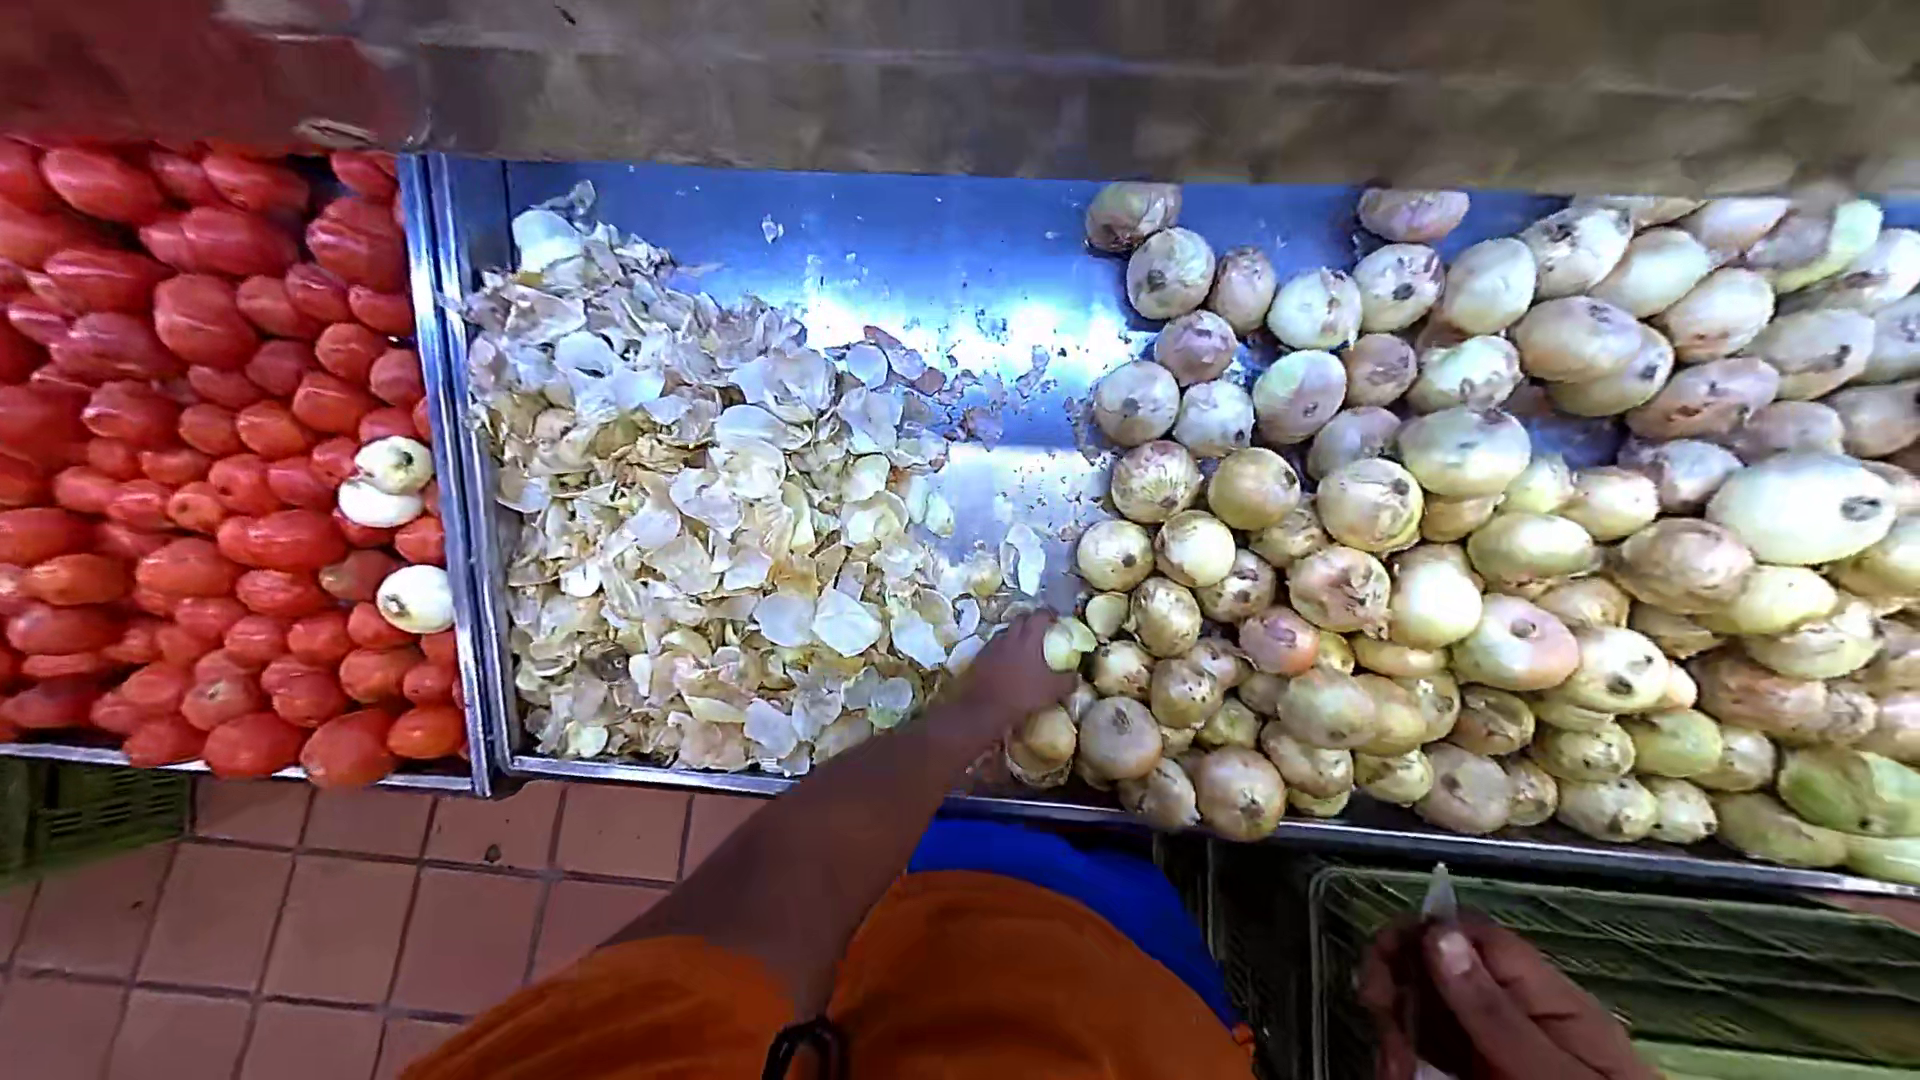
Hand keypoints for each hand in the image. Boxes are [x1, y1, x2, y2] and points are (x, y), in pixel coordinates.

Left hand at [950, 610, 1076, 731]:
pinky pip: (993, 646)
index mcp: (1028, 639)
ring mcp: (991, 646)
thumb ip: (1068, 681)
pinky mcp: (979, 658)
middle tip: (1039, 628)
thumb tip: (1076, 676)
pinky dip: (1001, 649)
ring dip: (1015, 634)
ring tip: (1022, 644)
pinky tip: (1004, 661)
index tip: (1055, 618)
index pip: (1039, 615)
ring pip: (1005, 632)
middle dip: (1030, 619)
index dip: (1048, 613)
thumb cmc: (1022, 695)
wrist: (984, 707)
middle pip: (1020, 618)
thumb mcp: (1052, 691)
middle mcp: (1009, 637)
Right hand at [1359, 917, 1653, 1079]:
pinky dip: (1400, 1060)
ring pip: (1419, 1006)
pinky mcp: (1471, 1076)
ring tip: (1394, 1071)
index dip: (1423, 934)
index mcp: (1549, 1004)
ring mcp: (1491, 1051)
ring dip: (1393, 1029)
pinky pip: (1422, 1050)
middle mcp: (1515, 1016)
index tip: (1386, 961)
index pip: (1475, 934)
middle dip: (1397, 983)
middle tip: (1380, 1019)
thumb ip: (1498, 1014)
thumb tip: (1438, 933)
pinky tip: (1397, 1076)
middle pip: (1435, 963)